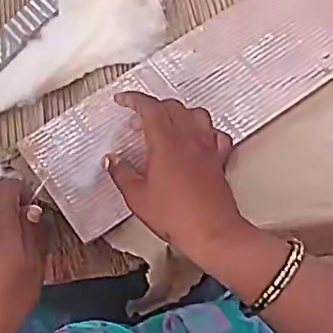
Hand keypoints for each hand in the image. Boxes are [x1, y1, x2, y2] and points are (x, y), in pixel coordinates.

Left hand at [0, 178, 45, 332]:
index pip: (6, 186)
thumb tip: (33, 212)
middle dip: (17, 221)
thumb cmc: (5, 299)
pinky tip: (2, 281)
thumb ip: (34, 235)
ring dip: (5, 241)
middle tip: (35, 245)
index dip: (23, 191)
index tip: (36, 208)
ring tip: (20, 269)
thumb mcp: (33, 268)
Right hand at [103, 92, 254, 266]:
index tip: (123, 100)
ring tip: (166, 124)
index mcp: (166, 144)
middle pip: (172, 107)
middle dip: (152, 107)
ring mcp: (207, 148)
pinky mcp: (220, 160)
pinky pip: (215, 134)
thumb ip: (121, 173)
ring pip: (196, 114)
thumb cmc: (177, 216)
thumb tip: (112, 161)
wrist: (213, 233)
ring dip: (179, 113)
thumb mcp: (137, 196)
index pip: (150, 108)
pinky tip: (197, 139)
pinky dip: (204, 130)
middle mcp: (189, 140)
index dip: (133, 99)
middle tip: (136, 121)